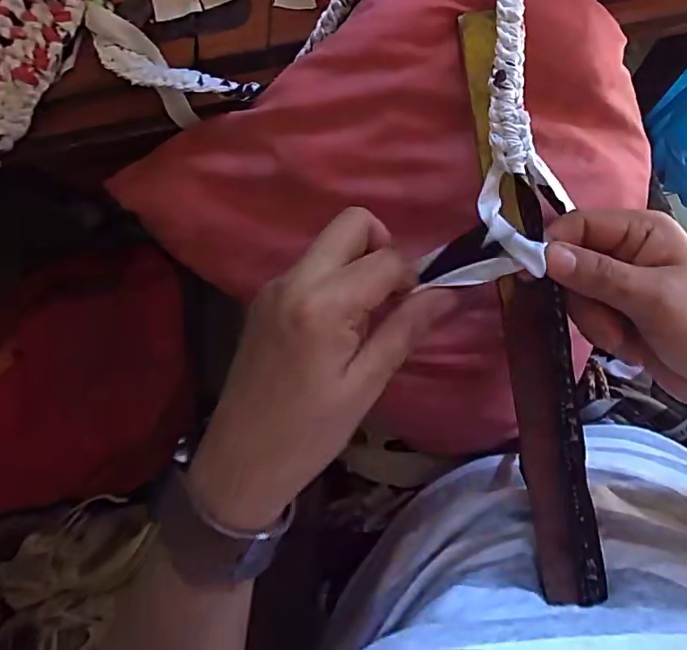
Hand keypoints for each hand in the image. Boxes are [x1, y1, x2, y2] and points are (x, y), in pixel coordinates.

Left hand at [187, 208, 457, 531]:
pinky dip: (338, 277)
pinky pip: (314, 264)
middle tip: (393, 295)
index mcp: (322, 303)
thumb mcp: (366, 385)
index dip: (412, 277)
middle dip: (384, 247)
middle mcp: (294, 279)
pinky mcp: (266, 296)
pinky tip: (340, 324)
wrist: (237, 465)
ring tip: (369, 315)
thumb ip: (407, 328)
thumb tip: (449, 292)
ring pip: (332, 241)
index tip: (417, 307)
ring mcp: (275, 284)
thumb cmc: (308, 434)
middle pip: (351, 222)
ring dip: (360, 262)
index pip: (385, 258)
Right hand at [546, 209, 686, 448]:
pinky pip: (589, 315)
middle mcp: (631, 249)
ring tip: (627, 337)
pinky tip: (630, 346)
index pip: (582, 224)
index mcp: (643, 229)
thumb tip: (545, 253)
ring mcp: (625, 283)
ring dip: (596, 321)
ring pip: (577, 292)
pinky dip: (604, 334)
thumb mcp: (651, 298)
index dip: (556, 245)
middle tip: (610, 320)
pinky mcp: (621, 312)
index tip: (534, 273)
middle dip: (585, 296)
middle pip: (573, 260)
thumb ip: (596, 274)